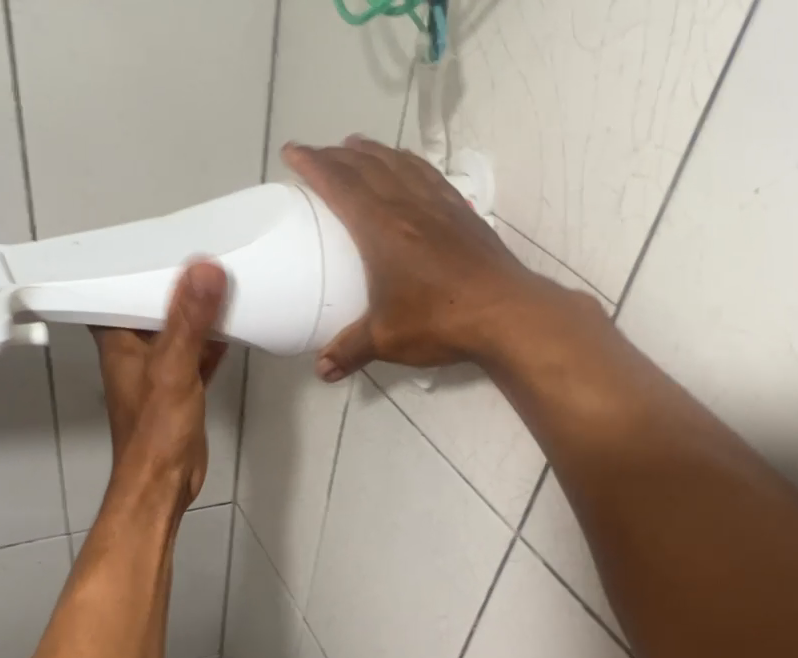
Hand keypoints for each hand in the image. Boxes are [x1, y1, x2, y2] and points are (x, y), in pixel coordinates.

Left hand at [91, 261, 228, 511]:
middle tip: (203, 248)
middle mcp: (135, 352)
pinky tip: (236, 321)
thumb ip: (189, 322)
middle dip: (176, 282)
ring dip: (199, 311)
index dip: (136, 264)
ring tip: (224, 276)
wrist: (165, 483)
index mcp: (119, 341)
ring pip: (180, 330)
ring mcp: (160, 371)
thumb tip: (204, 270)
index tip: (158, 237)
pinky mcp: (182, 389)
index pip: (119, 289)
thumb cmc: (154, 434)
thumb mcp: (173, 369)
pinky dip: (214, 339)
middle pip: (155, 306)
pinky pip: (199, 353)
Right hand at [283, 136, 567, 380]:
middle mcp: (408, 206)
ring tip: (356, 146)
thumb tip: (322, 370)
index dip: (313, 164)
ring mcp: (439, 206)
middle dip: (337, 154)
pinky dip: (409, 163)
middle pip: (368, 166)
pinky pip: (428, 175)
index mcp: (381, 228)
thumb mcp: (386, 339)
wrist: (504, 314)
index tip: (292, 152)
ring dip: (374, 151)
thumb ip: (350, 350)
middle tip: (317, 153)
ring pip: (400, 164)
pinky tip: (406, 166)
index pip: (340, 184)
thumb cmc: (439, 321)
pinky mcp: (463, 213)